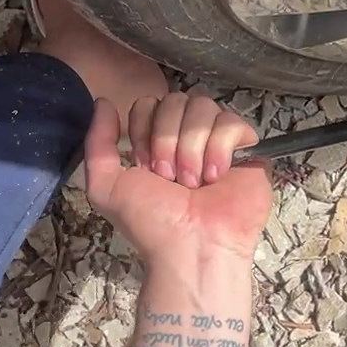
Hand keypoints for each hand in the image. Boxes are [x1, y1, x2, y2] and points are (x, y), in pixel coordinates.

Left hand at [84, 93, 273, 264]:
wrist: (193, 248)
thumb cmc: (152, 222)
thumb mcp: (107, 187)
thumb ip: (98, 143)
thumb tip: (103, 102)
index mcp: (157, 142)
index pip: (150, 103)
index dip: (144, 129)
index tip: (146, 166)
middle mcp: (188, 137)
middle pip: (177, 99)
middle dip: (168, 139)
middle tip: (170, 177)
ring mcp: (218, 141)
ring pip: (205, 106)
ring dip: (192, 147)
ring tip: (194, 181)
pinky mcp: (247, 149)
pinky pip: (234, 122)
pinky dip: (220, 148)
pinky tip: (217, 175)